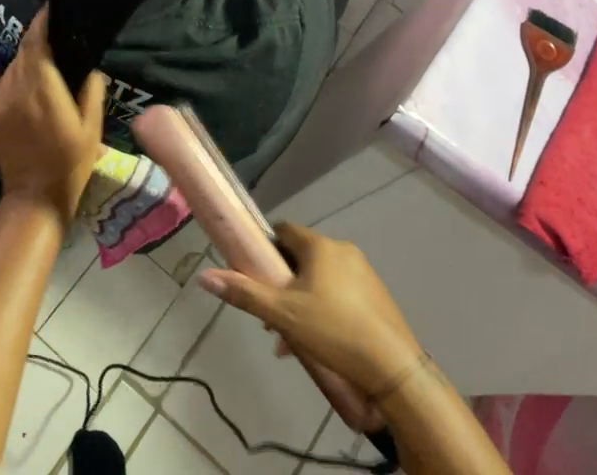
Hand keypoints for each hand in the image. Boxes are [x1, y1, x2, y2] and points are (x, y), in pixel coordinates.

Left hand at [0, 8, 107, 223]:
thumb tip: (90, 68)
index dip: (42, 21)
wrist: (38, 195)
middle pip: (23, 52)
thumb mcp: (92, 126)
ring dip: (21, 63)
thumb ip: (92, 91)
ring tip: (38, 68)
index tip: (51, 9)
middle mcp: (17, 87)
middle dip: (36, 40)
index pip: (36, 42)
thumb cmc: (72, 161)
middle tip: (53, 40)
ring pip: (8, 68)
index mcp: (44, 86)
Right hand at [198, 223, 423, 397]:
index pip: (284, 231)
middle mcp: (344, 251)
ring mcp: (364, 273)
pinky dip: (323, 309)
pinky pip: (340, 294)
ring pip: (321, 279)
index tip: (254, 271)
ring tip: (287, 339)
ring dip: (300, 301)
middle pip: (302, 258)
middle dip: (281, 283)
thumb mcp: (282, 314)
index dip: (265, 248)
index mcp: (320, 246)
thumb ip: (244, 293)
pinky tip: (315, 343)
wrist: (392, 366)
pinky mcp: (376, 296)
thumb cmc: (332, 330)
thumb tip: (205, 276)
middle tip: (268, 314)